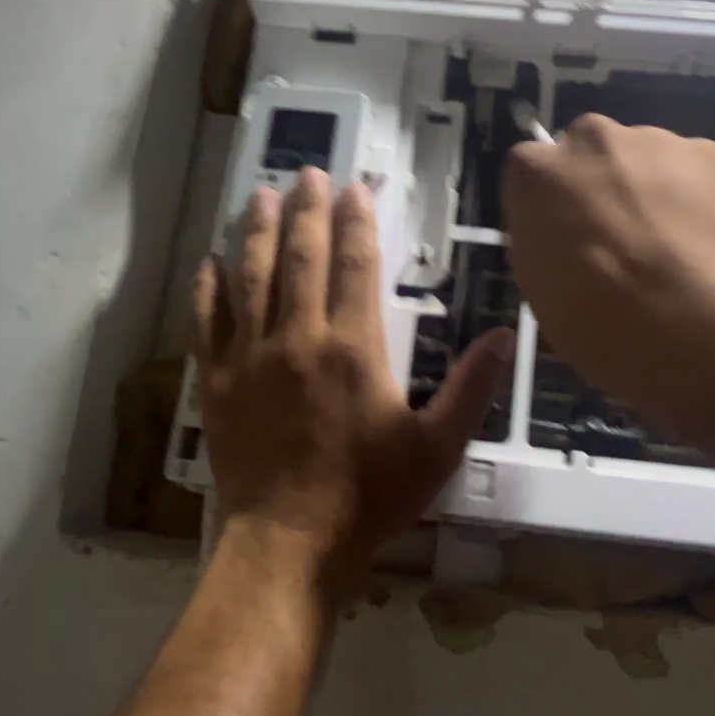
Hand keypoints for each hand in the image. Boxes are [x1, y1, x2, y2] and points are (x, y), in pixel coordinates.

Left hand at [191, 168, 513, 592]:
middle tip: (307, 174)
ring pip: (252, 277)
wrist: (291, 541)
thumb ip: (472, 387)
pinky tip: (211, 261)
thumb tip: (506, 334)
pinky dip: (209, 288)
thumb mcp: (437, 447)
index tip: (354, 189)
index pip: (354, 266)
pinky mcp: (218, 382)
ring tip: (262, 194)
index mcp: (355, 348)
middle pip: (301, 259)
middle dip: (307, 211)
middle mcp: (299, 338)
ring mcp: (251, 357)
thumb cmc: (370, 495)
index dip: (355, 223)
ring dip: (258, 232)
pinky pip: (209, 322)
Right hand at [501, 114, 714, 443]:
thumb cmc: (592, 316)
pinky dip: (703, 200)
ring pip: (651, 160)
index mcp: (535, 171)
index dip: (556, 205)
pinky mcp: (712, 153)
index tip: (570, 236)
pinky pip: (700, 172)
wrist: (682, 319)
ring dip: (656, 192)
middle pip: (595, 153)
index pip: (536, 172)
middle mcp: (591, 138)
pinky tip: (708, 245)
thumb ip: (551, 240)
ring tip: (675, 249)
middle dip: (606, 185)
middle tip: (623, 239)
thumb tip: (573, 241)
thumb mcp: (540, 284)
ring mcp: (655, 140)